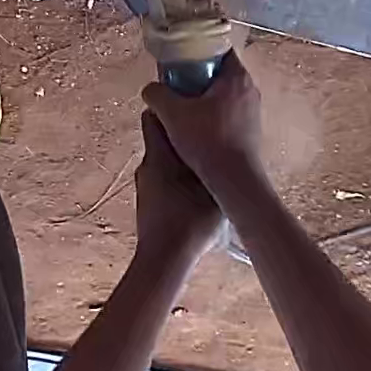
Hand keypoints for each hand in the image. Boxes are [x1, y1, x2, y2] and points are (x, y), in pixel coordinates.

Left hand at [134, 112, 223, 261]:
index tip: (189, 111)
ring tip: (206, 173)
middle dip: (181, 139)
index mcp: (159, 155)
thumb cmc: (190, 220)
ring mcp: (145, 185)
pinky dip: (175, 182)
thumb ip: (215, 167)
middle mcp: (147, 165)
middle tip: (206, 143)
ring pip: (162, 162)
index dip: (169, 112)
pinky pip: (161, 182)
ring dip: (180, 163)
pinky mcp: (146, 203)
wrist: (164, 259)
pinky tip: (193, 197)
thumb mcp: (213, 189)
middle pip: (160, 140)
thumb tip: (226, 154)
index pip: (153, 118)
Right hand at [139, 52, 269, 203]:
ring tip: (182, 107)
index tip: (180, 58)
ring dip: (204, 97)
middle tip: (175, 83)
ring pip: (224, 93)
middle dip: (197, 75)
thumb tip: (150, 89)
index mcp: (236, 77)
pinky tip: (195, 127)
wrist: (235, 181)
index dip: (198, 49)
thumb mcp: (172, 114)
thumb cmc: (207, 141)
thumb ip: (157, 95)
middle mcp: (250, 90)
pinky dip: (212, 113)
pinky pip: (229, 111)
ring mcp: (253, 111)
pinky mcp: (251, 130)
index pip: (219, 48)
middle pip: (220, 71)